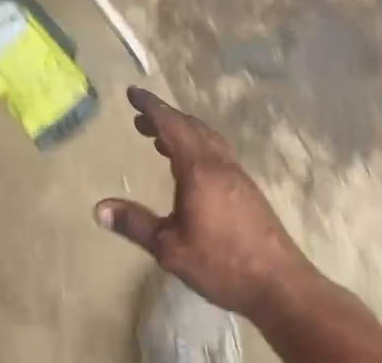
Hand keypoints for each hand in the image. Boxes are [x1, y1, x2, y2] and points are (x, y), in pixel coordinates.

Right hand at [95, 87, 314, 316]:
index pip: (171, 125)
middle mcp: (220, 165)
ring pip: (208, 138)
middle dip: (164, 117)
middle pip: (190, 126)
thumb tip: (98, 209)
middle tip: (140, 117)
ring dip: (183, 130)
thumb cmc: (223, 264)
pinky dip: (198, 145)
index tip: (132, 92)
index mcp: (199, 170)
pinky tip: (191, 167)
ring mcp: (238, 177)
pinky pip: (218, 152)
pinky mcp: (249, 192)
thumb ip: (135, 224)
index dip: (150, 106)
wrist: (283, 289)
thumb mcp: (170, 249)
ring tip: (160, 139)